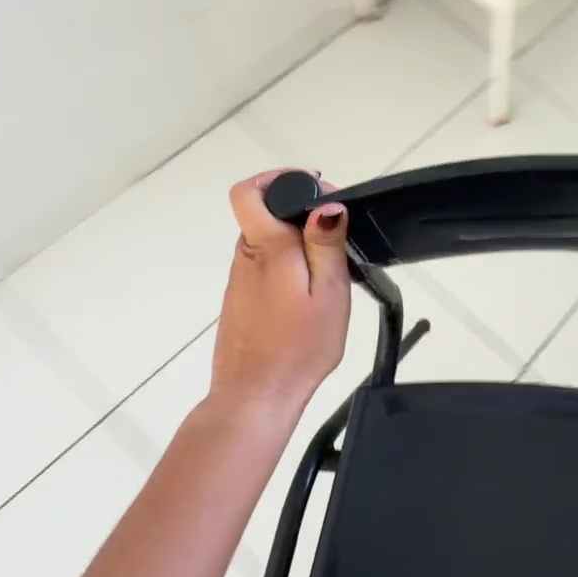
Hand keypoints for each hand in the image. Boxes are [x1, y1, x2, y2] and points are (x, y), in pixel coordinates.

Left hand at [208, 170, 353, 417]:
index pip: (250, 192)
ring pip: (266, 238)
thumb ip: (326, 244)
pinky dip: (289, 262)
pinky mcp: (241, 298)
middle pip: (264, 212)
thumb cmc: (299, 347)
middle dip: (300, 210)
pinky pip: (265, 263)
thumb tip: (328, 203)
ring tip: (330, 266)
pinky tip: (310, 291)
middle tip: (337, 232)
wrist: (256, 398)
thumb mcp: (329, 292)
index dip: (279, 178)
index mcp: (268, 247)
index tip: (316, 189)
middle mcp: (246, 257)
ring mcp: (240, 279)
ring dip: (296, 238)